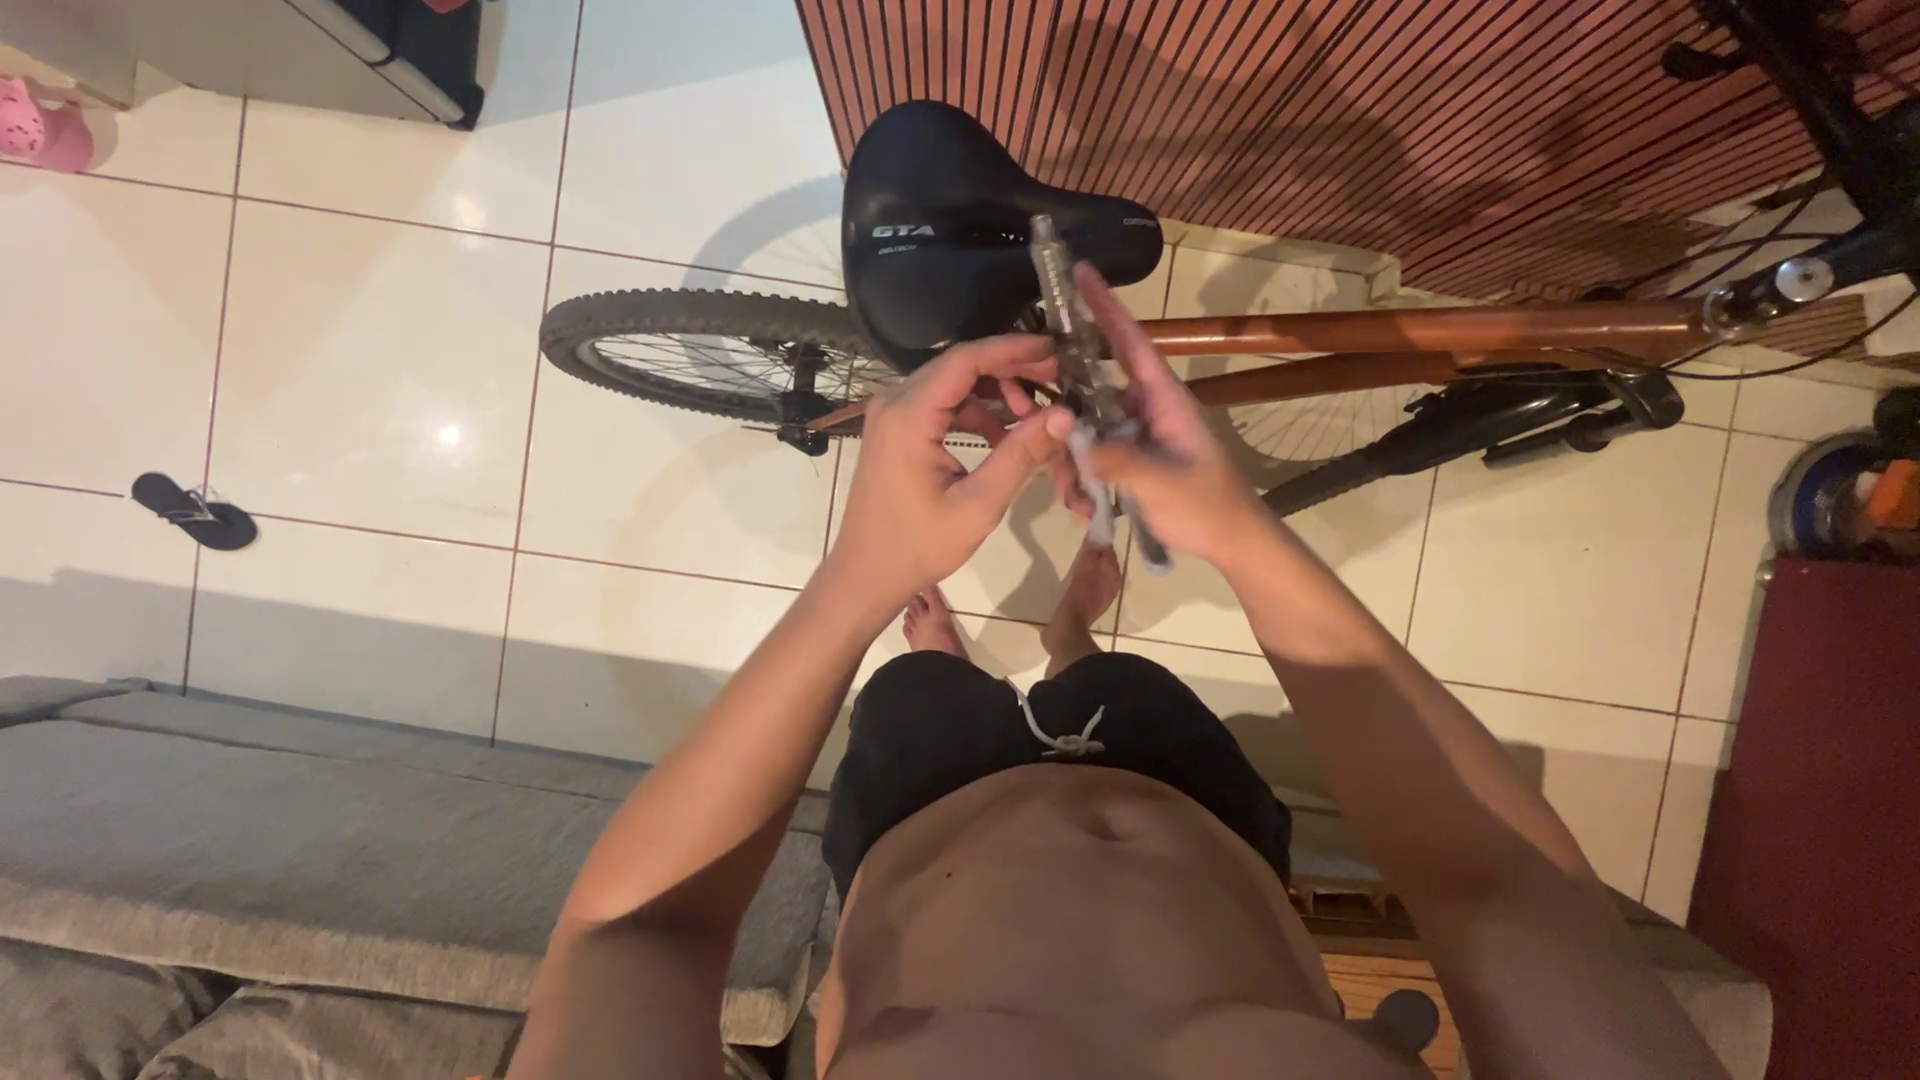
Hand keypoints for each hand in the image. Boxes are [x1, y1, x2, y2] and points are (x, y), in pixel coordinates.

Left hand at [828, 335, 1073, 609]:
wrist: (866, 573)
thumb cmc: (918, 546)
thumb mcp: (978, 504)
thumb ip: (1021, 455)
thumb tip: (1066, 415)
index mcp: (908, 416)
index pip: (965, 360)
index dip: (1012, 350)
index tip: (1053, 350)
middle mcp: (893, 402)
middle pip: (958, 366)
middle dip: (1009, 369)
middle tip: (1055, 378)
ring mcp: (890, 415)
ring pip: (951, 384)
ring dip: (993, 393)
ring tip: (1034, 415)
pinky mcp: (894, 430)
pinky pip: (939, 405)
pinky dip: (973, 413)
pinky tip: (1002, 438)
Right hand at [1074, 262, 1272, 564]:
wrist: (1231, 541)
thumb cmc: (1207, 505)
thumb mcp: (1162, 483)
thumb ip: (1119, 461)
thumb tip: (1075, 443)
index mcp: (1163, 399)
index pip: (1131, 342)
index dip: (1106, 307)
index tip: (1081, 273)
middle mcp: (1145, 409)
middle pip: (1092, 388)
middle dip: (1063, 410)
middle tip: (1036, 425)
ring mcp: (1136, 435)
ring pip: (1086, 428)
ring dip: (1070, 458)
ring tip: (1071, 495)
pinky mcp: (1130, 459)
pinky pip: (1093, 456)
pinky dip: (1081, 478)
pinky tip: (1083, 505)